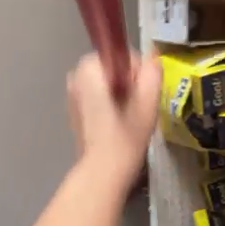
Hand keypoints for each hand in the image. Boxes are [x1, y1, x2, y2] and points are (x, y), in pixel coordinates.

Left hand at [66, 51, 160, 175]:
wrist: (103, 170)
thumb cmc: (126, 134)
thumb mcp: (149, 101)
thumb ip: (153, 71)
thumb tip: (153, 55)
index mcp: (90, 66)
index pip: (125, 56)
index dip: (139, 75)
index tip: (142, 97)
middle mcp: (75, 74)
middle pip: (115, 69)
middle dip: (129, 84)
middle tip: (138, 108)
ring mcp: (71, 92)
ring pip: (107, 83)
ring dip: (121, 95)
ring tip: (129, 118)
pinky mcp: (73, 109)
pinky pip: (97, 96)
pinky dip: (109, 104)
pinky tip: (117, 124)